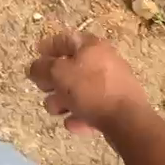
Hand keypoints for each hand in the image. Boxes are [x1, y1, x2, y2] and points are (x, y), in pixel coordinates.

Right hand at [27, 32, 149, 136]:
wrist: (129, 124)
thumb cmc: (90, 90)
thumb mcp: (57, 74)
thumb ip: (40, 68)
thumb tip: (34, 68)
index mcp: (92, 46)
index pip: (65, 40)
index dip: (48, 47)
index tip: (36, 56)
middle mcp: (105, 61)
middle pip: (73, 67)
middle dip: (54, 81)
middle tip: (43, 89)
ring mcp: (116, 85)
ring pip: (83, 90)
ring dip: (65, 100)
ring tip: (55, 111)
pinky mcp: (122, 108)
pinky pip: (96, 107)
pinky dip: (82, 114)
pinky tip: (72, 125)